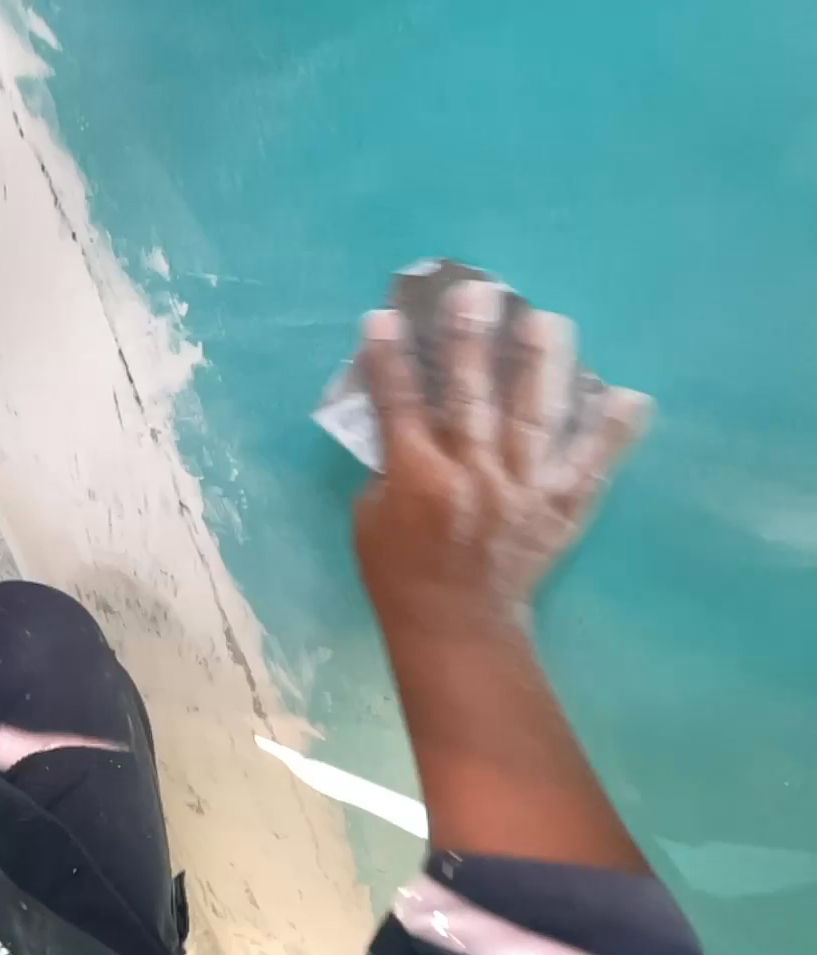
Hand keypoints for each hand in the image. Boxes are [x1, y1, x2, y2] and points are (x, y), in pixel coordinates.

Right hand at [352, 281, 649, 639]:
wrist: (454, 621)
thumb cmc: (393, 569)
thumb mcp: (367, 516)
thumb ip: (390, 468)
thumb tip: (410, 431)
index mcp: (415, 478)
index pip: (398, 406)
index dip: (388, 361)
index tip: (382, 319)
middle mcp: (472, 474)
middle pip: (471, 397)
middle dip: (470, 342)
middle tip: (476, 294)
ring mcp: (523, 487)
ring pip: (535, 416)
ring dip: (540, 365)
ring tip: (546, 319)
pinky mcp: (561, 505)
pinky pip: (590, 462)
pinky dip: (610, 429)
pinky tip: (626, 395)